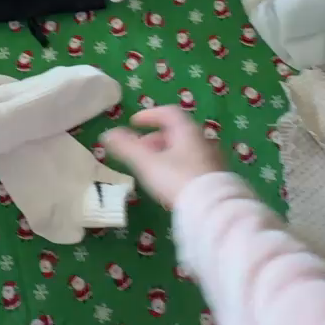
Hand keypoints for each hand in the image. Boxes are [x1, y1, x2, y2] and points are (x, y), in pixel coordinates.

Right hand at [101, 106, 225, 210]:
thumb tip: (107, 134)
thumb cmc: (177, 179)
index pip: (168, 112)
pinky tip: (170, 182)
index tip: (134, 123)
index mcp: (187, 130)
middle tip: (140, 149)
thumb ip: (126, 147)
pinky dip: (178, 165)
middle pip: (176, 132)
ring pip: (185, 149)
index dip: (149, 115)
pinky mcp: (217, 178)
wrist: (213, 211)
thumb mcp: (146, 162)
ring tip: (152, 168)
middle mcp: (203, 140)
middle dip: (155, 138)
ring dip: (166, 153)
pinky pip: (193, 163)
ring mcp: (213, 159)